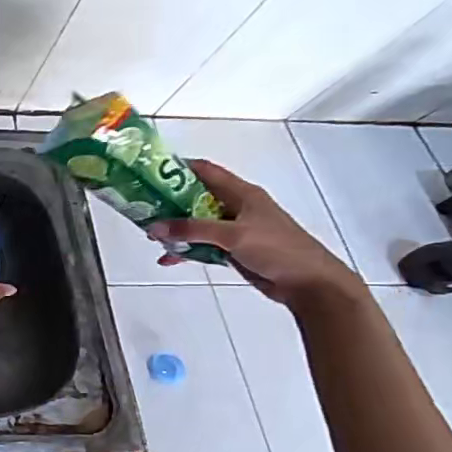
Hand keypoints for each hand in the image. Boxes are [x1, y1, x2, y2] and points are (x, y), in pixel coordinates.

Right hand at [149, 159, 364, 307]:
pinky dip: (187, 250)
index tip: (152, 173)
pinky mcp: (235, 251)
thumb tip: (154, 227)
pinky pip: (205, 246)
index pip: (206, 171)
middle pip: (198, 198)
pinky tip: (169, 258)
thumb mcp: (232, 235)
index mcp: (241, 193)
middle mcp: (237, 207)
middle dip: (171, 203)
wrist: (308, 282)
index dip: (180, 168)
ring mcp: (236, 230)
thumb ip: (192, 231)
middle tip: (144, 207)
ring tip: (152, 235)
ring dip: (177, 230)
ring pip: (199, 224)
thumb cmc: (276, 248)